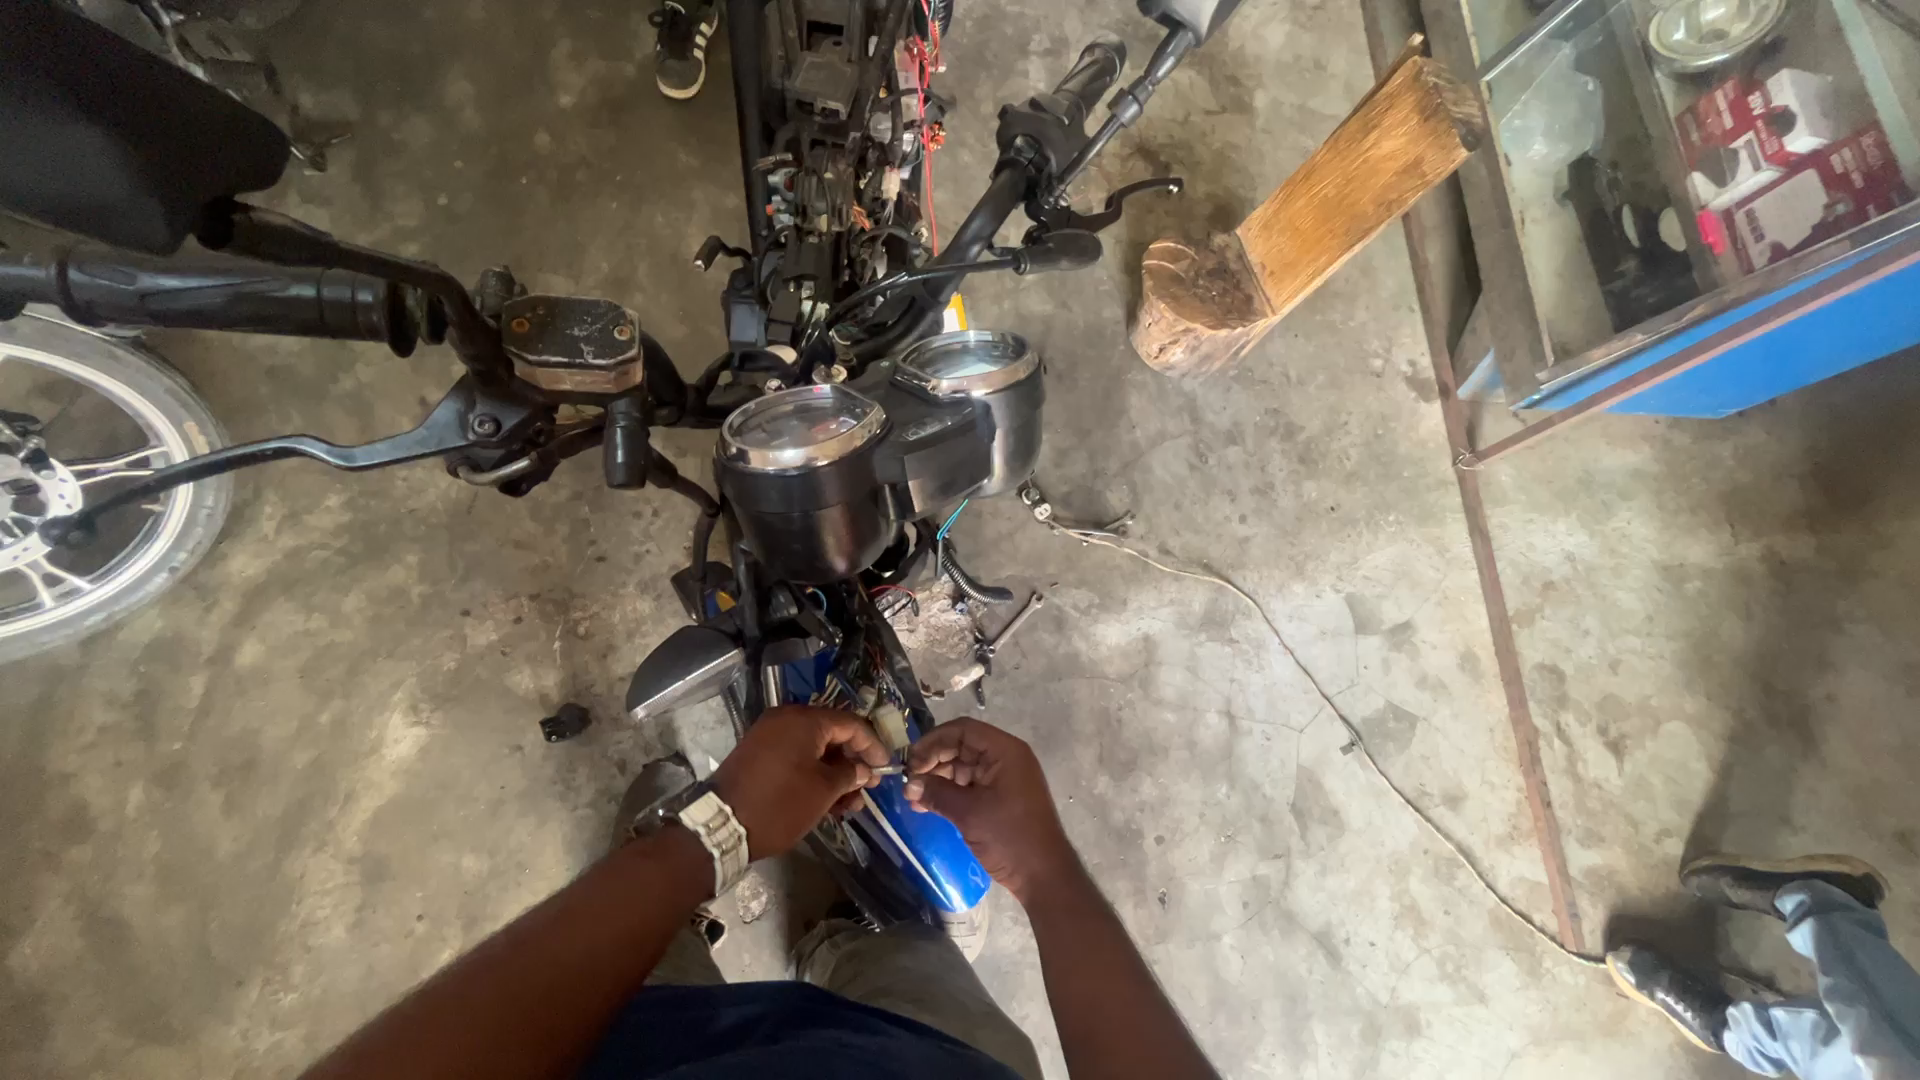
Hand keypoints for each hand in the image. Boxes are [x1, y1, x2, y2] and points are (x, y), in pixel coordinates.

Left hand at [711, 705, 889, 859]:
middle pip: (832, 734)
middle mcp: (786, 720)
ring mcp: (769, 736)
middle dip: (853, 762)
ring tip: (850, 804)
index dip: (872, 745)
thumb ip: (849, 775)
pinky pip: (795, 758)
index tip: (886, 767)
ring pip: (814, 750)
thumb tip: (863, 770)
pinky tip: (827, 801)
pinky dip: (813, 775)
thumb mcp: (823, 791)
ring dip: (834, 774)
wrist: (722, 828)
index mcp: (804, 720)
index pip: (851, 724)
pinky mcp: (759, 755)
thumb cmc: (780, 804)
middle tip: (868, 787)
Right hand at [904, 718, 1081, 904]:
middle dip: (933, 761)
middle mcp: (1005, 757)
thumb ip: (937, 793)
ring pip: (963, 766)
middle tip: (908, 780)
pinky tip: (926, 805)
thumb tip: (909, 784)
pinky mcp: (1000, 796)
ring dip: (937, 778)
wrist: (1044, 875)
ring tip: (913, 796)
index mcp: (1005, 751)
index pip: (963, 730)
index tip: (910, 760)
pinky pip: (969, 784)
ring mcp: (1004, 777)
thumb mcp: (969, 813)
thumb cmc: (1010, 837)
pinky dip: (949, 792)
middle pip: (961, 746)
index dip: (933, 741)